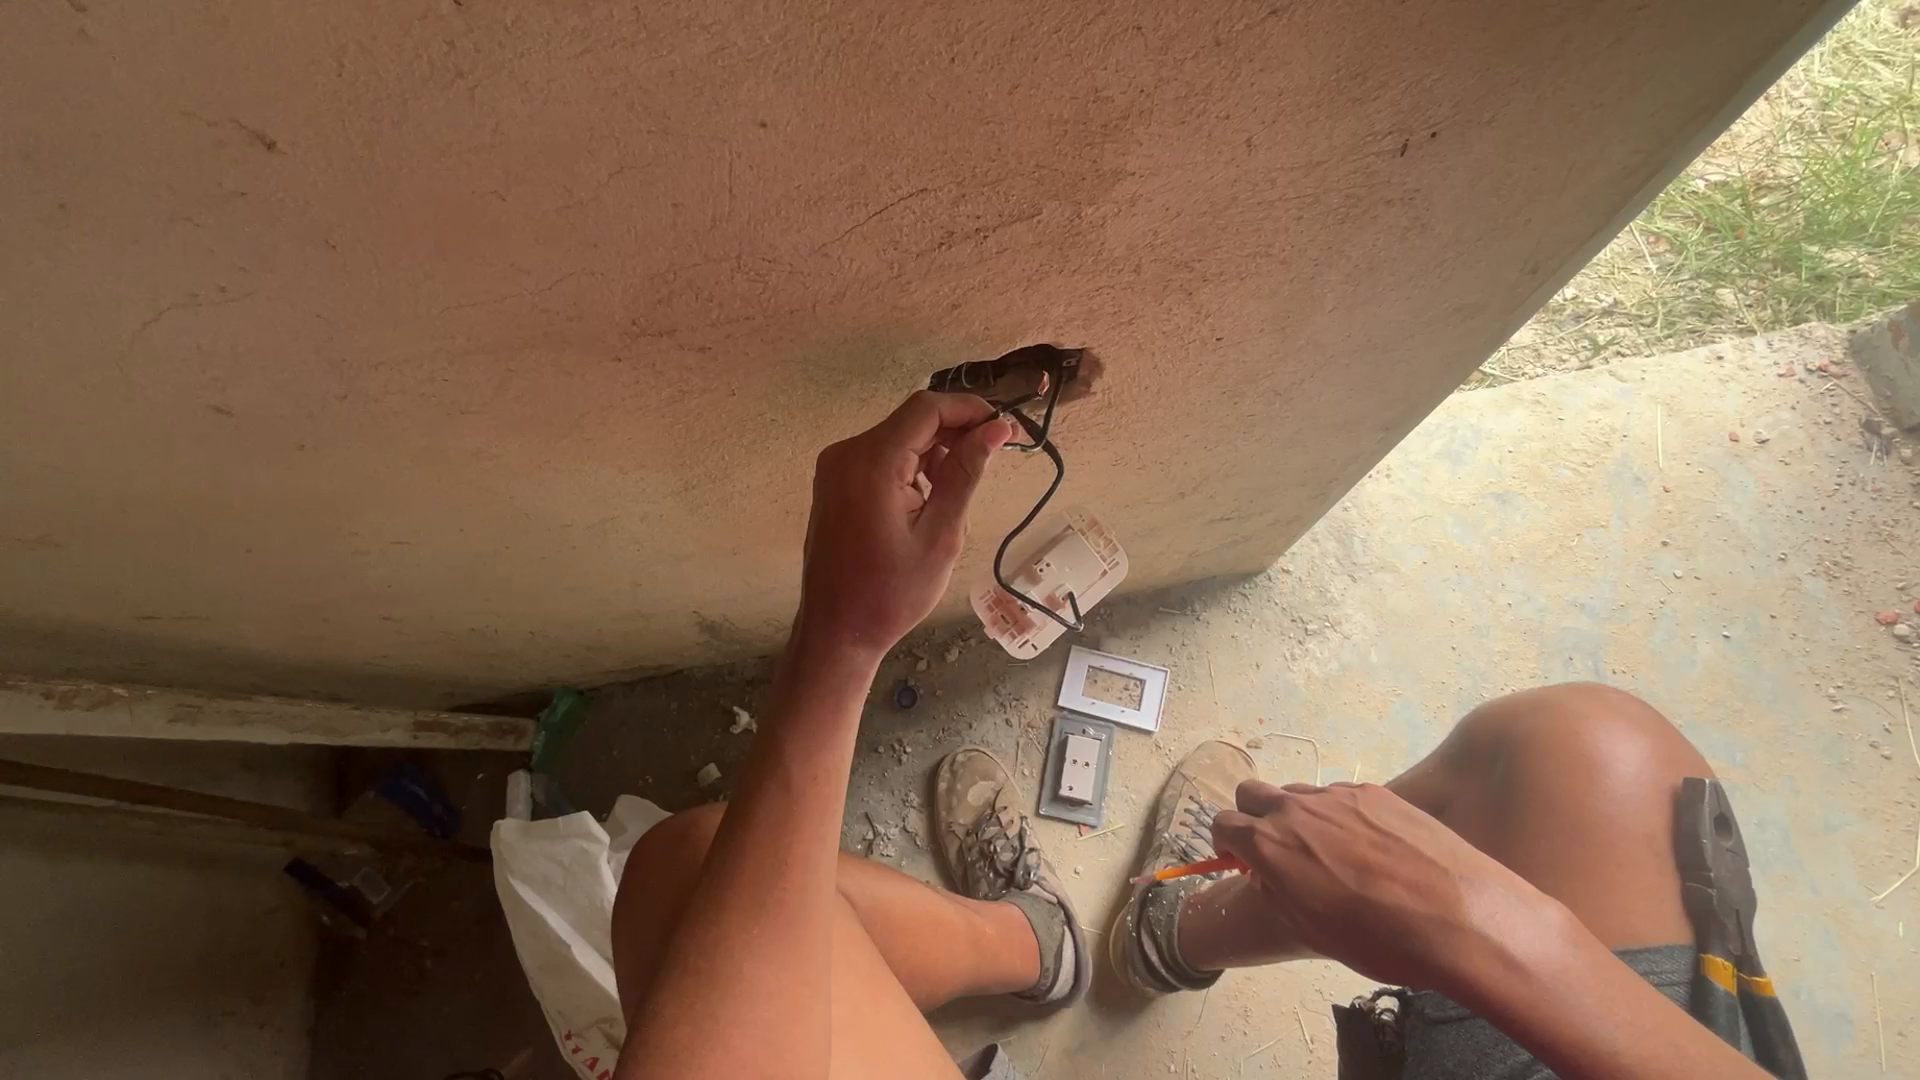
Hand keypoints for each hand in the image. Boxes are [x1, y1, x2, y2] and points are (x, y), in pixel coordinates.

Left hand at [793, 391, 1013, 660]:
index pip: (926, 409)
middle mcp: (846, 454)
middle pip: (910, 420)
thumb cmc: (891, 593)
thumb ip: (965, 474)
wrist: (837, 631)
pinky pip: (881, 458)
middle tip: (992, 459)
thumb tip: (995, 430)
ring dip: (934, 451)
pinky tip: (930, 497)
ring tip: (959, 489)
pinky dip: (911, 466)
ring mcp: (835, 468)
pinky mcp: (835, 483)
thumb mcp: (941, 534)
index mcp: (871, 463)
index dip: (969, 410)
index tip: (1004, 430)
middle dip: (954, 432)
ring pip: (897, 438)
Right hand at [1211, 781, 1565, 995]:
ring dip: (1299, 817)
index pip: (1222, 823)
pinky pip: (1339, 797)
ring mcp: (1335, 795)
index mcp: (1269, 844)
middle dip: (1252, 816)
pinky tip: (1373, 848)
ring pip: (1297, 793)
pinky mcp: (1373, 791)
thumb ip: (1276, 893)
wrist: (1465, 920)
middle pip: (1250, 793)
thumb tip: (1268, 874)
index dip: (1226, 844)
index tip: (1240, 862)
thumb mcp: (1311, 932)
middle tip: (1277, 849)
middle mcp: (1294, 809)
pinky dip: (1341, 816)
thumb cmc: (1380, 941)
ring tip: (1334, 852)